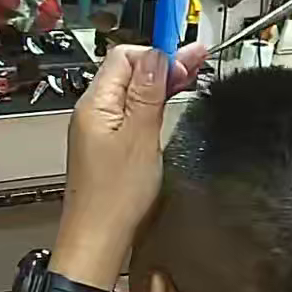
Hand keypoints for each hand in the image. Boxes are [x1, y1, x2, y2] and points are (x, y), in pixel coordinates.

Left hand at [53, 42, 206, 287]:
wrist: (99, 239)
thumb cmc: (114, 197)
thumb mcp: (140, 137)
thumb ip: (148, 93)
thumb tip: (158, 56)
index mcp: (96, 104)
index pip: (125, 56)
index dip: (158, 52)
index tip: (187, 53)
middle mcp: (94, 112)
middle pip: (129, 72)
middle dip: (163, 64)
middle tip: (197, 59)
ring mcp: (100, 129)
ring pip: (132, 92)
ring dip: (160, 82)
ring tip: (190, 75)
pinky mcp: (109, 146)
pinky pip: (131, 113)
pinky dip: (152, 104)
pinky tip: (169, 103)